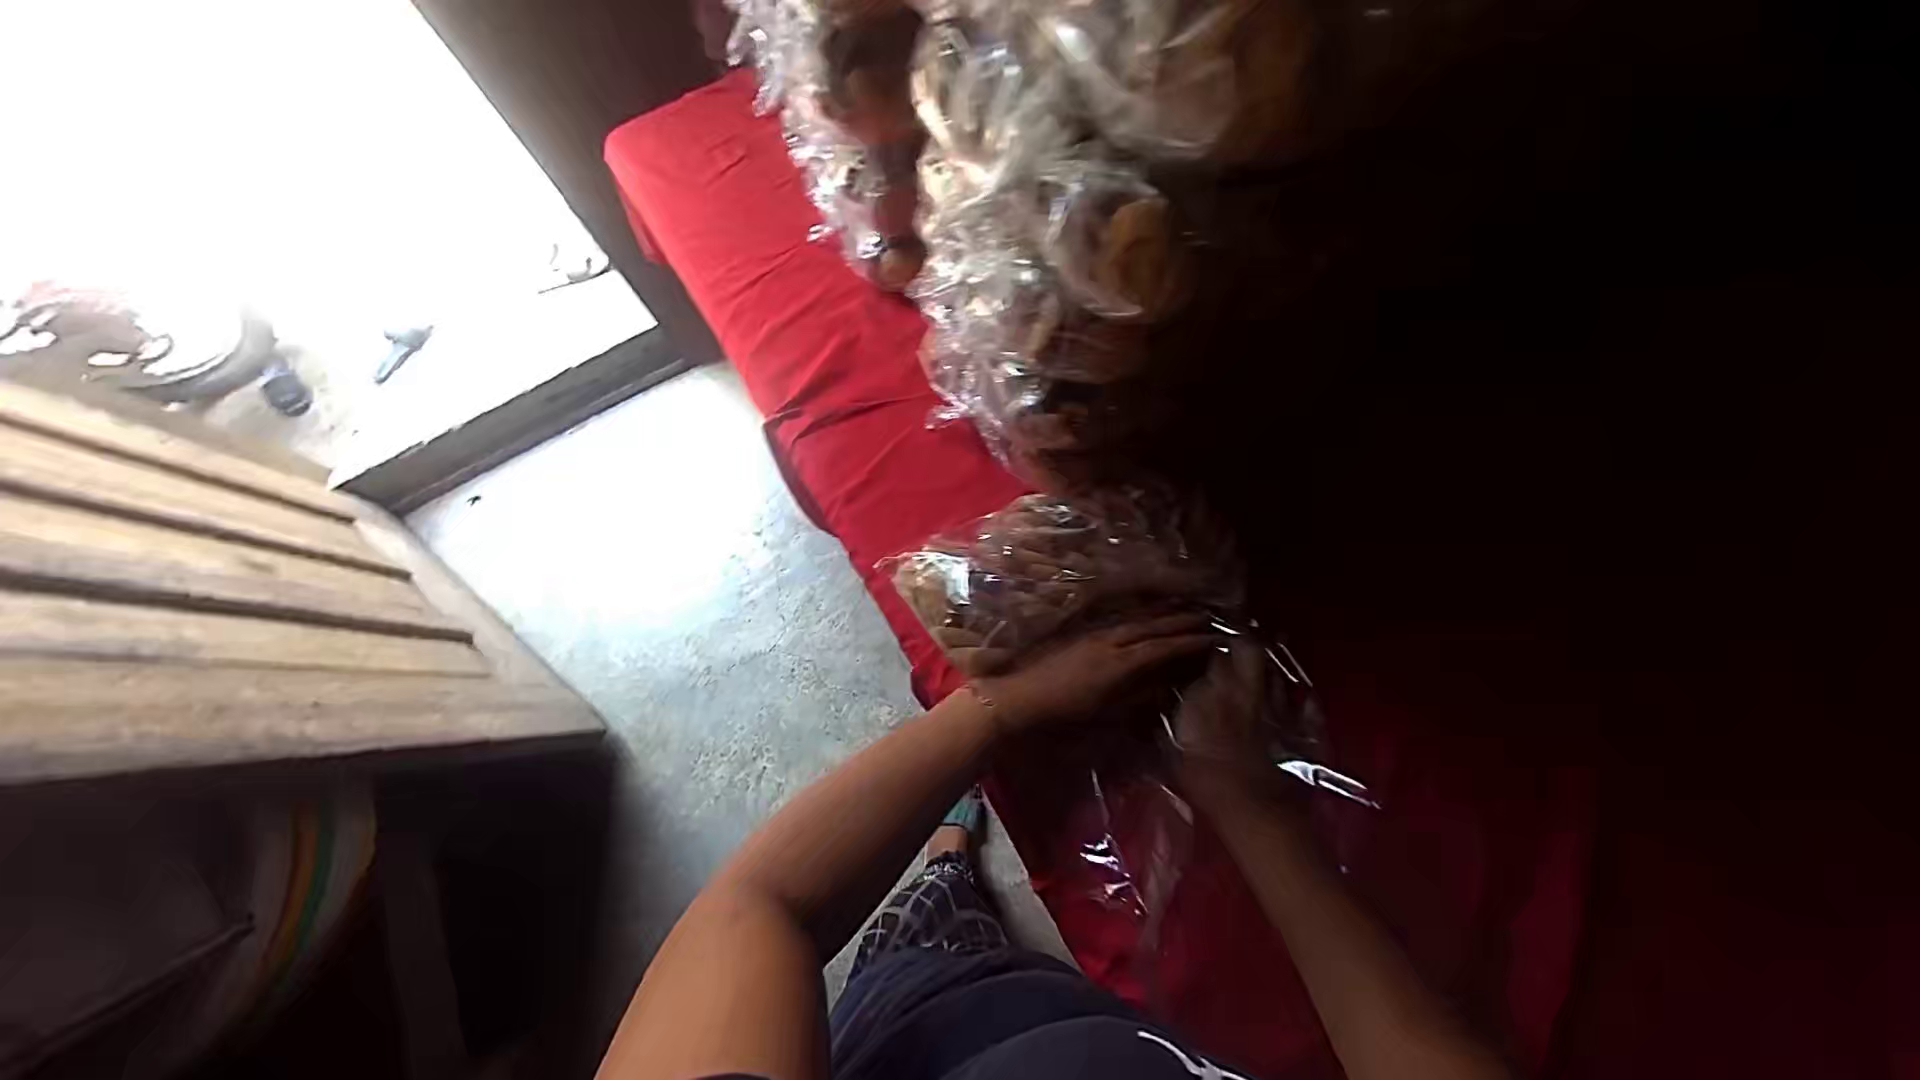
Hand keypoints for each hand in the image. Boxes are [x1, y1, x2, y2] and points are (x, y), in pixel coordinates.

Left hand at [969, 613, 1220, 732]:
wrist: (1019, 695)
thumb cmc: (1063, 711)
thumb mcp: (1105, 710)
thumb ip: (1138, 695)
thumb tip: (1167, 682)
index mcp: (1119, 663)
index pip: (1162, 647)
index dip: (1189, 641)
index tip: (1213, 637)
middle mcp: (1109, 640)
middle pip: (1151, 626)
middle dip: (1181, 619)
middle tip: (1207, 614)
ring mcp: (1093, 632)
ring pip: (1134, 617)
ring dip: (1160, 611)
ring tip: (1182, 605)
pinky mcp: (1080, 631)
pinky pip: (1116, 617)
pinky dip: (1136, 612)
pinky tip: (1142, 611)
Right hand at [1170, 640, 1295, 804]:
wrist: (1257, 814)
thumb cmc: (1204, 780)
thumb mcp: (1170, 744)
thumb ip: (1166, 714)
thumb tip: (1159, 696)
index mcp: (1211, 689)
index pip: (1208, 650)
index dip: (1203, 643)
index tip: (1196, 645)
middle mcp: (1247, 688)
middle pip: (1248, 647)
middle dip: (1239, 641)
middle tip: (1229, 645)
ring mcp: (1280, 706)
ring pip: (1275, 671)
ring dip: (1264, 668)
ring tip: (1254, 669)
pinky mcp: (1305, 727)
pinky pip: (1306, 703)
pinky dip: (1300, 698)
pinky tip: (1294, 699)